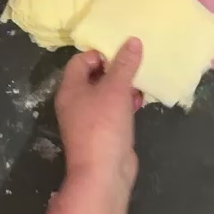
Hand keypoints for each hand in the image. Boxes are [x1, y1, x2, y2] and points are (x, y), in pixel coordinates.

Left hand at [54, 39, 141, 190]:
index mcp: (70, 89)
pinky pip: (115, 110)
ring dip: (124, 87)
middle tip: (136, 65)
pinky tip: (141, 102)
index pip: (81, 60)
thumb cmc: (104, 125)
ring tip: (142, 82)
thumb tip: (132, 40)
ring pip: (107, 94)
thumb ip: (124, 64)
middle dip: (116, 70)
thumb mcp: (115, 89)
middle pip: (95, 76)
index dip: (100, 53)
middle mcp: (76, 103)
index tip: (121, 54)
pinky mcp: (104, 132)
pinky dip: (127, 104)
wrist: (104, 173)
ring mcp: (89, 119)